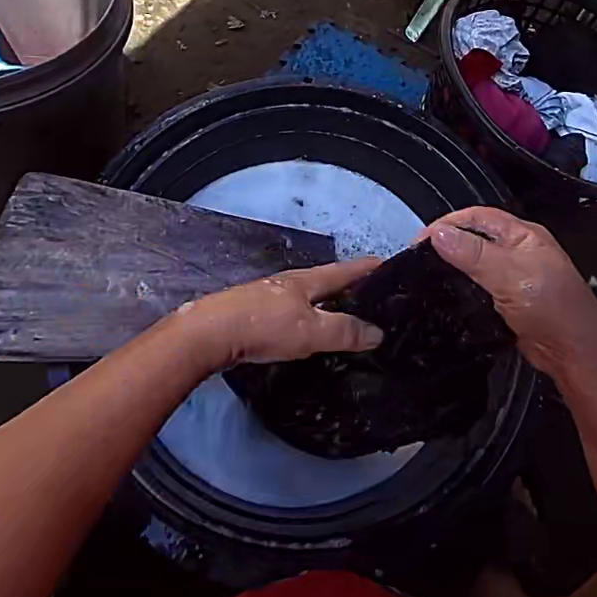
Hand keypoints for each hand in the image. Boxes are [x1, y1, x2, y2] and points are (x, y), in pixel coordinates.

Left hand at [173, 258, 386, 369]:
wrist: (211, 333)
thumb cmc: (263, 326)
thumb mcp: (311, 331)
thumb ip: (344, 331)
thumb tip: (377, 331)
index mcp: (304, 281)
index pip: (342, 271)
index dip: (364, 268)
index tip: (384, 263)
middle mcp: (287, 284)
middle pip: (323, 281)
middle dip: (345, 285)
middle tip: (368, 293)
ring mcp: (268, 297)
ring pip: (305, 296)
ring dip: (325, 302)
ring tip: (341, 314)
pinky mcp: (253, 314)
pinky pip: (290, 312)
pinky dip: (306, 317)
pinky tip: (305, 331)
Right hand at [421, 207, 596, 381]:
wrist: (577, 358)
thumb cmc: (557, 313)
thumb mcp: (509, 276)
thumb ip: (473, 253)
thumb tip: (439, 234)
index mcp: (524, 235)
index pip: (477, 216)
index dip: (448, 223)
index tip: (424, 239)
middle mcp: (520, 250)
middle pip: (474, 235)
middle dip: (449, 241)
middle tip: (424, 255)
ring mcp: (516, 275)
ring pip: (475, 260)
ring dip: (455, 263)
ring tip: (433, 271)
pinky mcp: (510, 297)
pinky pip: (479, 282)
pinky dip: (463, 283)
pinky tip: (453, 291)